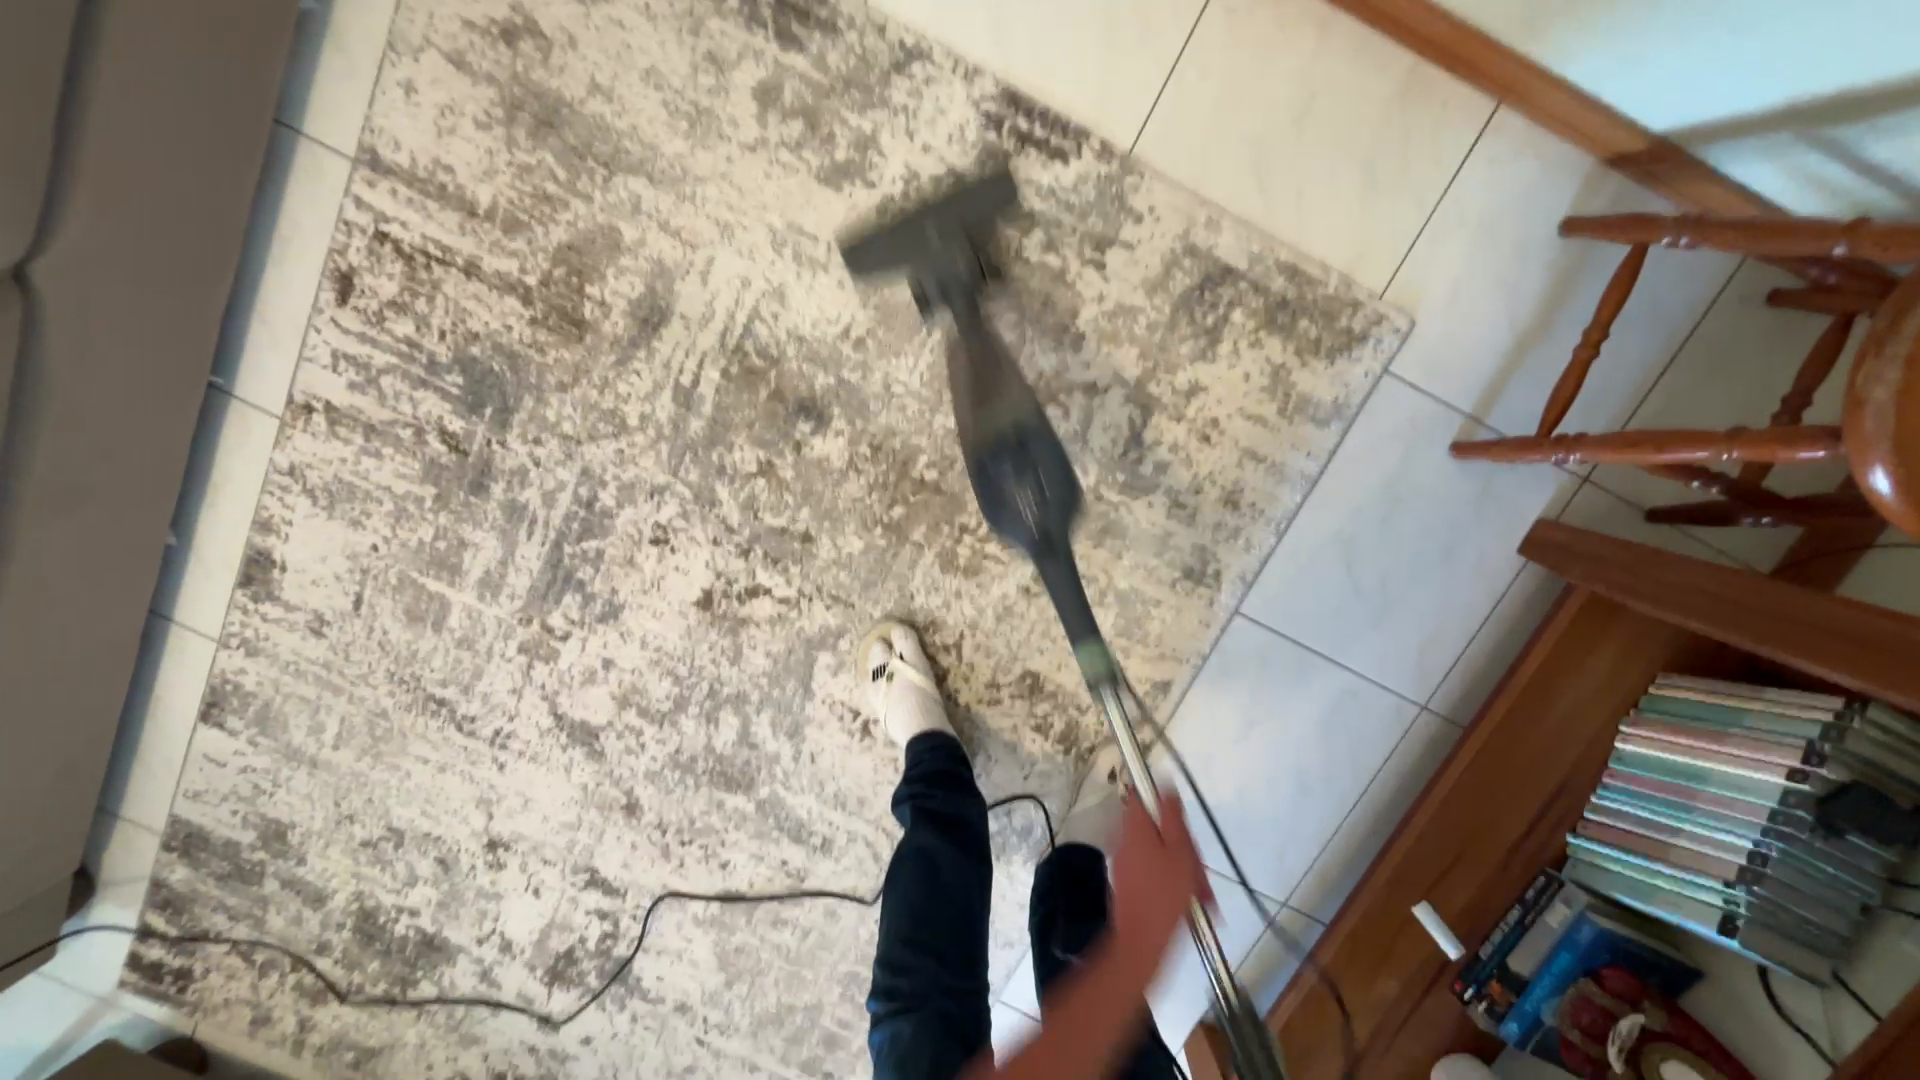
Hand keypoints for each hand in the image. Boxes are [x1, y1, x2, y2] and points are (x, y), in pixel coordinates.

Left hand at [1107, 792, 1211, 974]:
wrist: (1141, 942)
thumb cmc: (1164, 894)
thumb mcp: (1179, 851)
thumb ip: (1172, 817)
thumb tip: (1165, 787)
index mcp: (1134, 826)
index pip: (1142, 796)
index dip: (1164, 802)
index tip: (1183, 823)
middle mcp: (1124, 839)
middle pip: (1156, 828)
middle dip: (1183, 847)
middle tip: (1199, 870)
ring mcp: (1125, 862)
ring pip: (1160, 853)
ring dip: (1183, 868)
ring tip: (1201, 893)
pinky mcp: (1129, 883)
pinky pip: (1155, 872)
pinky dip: (1173, 882)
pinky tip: (1191, 902)